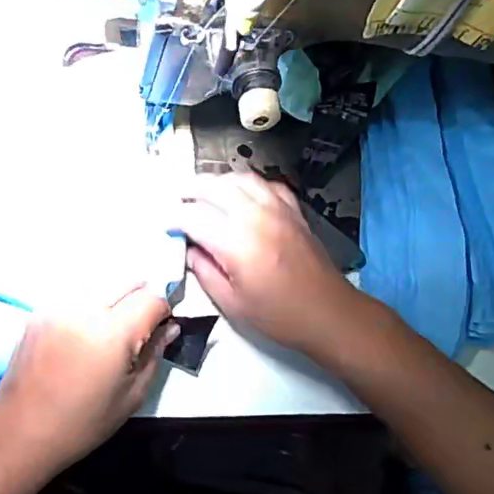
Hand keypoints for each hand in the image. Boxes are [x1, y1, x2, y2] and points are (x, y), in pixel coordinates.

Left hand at [0, 283, 176, 478]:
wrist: (20, 431)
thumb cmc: (82, 424)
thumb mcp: (131, 396)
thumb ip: (153, 356)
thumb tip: (169, 329)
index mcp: (112, 333)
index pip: (151, 299)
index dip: (163, 311)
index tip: (161, 329)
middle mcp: (84, 310)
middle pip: (126, 282)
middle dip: (140, 298)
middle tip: (140, 327)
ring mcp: (58, 308)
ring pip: (98, 283)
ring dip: (114, 296)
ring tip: (112, 326)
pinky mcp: (38, 313)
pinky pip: (74, 294)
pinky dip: (88, 302)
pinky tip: (85, 330)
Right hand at [173, 173, 370, 358]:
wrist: (328, 312)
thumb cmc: (279, 315)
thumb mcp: (232, 303)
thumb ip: (205, 272)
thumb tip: (191, 250)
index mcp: (236, 241)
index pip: (193, 215)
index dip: (173, 218)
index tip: (165, 225)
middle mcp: (255, 216)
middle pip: (214, 186)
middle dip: (190, 190)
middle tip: (177, 201)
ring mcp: (277, 209)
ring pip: (240, 178)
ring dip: (217, 182)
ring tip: (204, 195)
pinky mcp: (293, 211)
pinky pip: (266, 184)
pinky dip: (247, 185)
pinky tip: (241, 197)